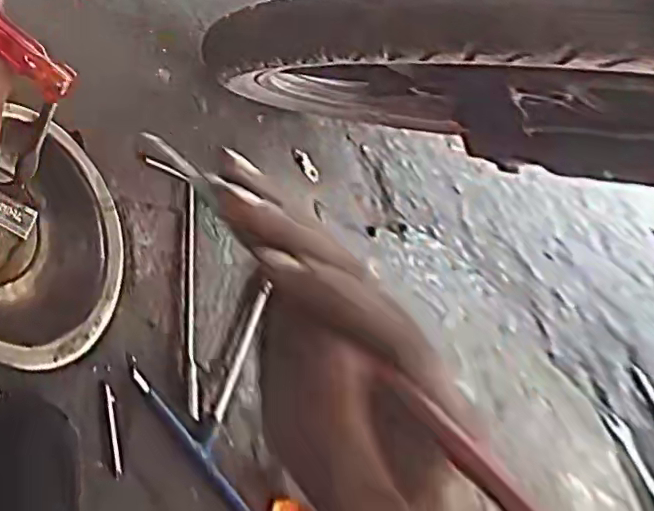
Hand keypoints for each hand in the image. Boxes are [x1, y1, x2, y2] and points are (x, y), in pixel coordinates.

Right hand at [213, 150, 463, 510]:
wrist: (375, 504)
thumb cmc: (372, 499)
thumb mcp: (359, 486)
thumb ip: (345, 424)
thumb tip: (322, 339)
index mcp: (423, 385)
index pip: (374, 314)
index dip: (319, 284)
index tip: (266, 261)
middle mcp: (399, 341)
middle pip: (348, 267)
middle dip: (288, 227)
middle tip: (233, 195)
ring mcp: (364, 323)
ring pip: (324, 255)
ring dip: (274, 211)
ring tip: (231, 175)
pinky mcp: (328, 317)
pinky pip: (300, 263)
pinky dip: (267, 229)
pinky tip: (245, 205)